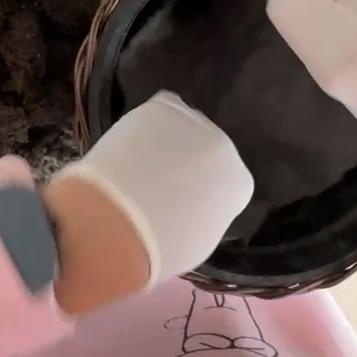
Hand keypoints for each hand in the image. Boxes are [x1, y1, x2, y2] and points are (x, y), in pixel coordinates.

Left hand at [37, 92, 252, 311]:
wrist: (116, 225)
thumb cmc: (159, 248)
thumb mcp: (199, 239)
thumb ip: (208, 213)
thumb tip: (195, 202)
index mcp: (239, 184)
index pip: (229, 181)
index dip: (205, 191)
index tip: (185, 203)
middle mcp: (225, 148)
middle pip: (210, 149)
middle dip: (190, 162)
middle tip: (160, 182)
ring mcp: (194, 123)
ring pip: (186, 126)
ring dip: (171, 140)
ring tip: (142, 162)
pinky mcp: (162, 109)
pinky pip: (163, 109)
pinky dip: (149, 123)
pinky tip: (133, 142)